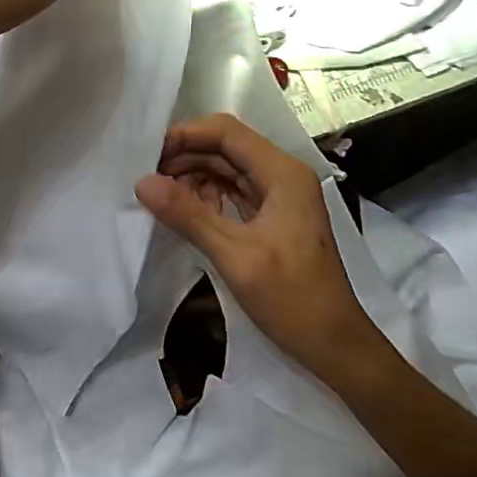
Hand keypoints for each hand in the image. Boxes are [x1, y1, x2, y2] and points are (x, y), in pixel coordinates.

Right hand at [134, 114, 390, 381]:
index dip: (186, 136)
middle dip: (186, 156)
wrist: (334, 343)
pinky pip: (236, 192)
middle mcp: (283, 175)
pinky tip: (186, 211)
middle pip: (227, 147)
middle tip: (148, 178)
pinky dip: (209, 196)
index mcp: (282, 173)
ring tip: (161, 195)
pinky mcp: (275, 217)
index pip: (227, 133)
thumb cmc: (291, 298)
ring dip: (195, 176)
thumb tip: (142, 183)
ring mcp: (280, 196)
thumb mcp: (234, 256)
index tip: (149, 156)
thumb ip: (188, 215)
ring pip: (229, 169)